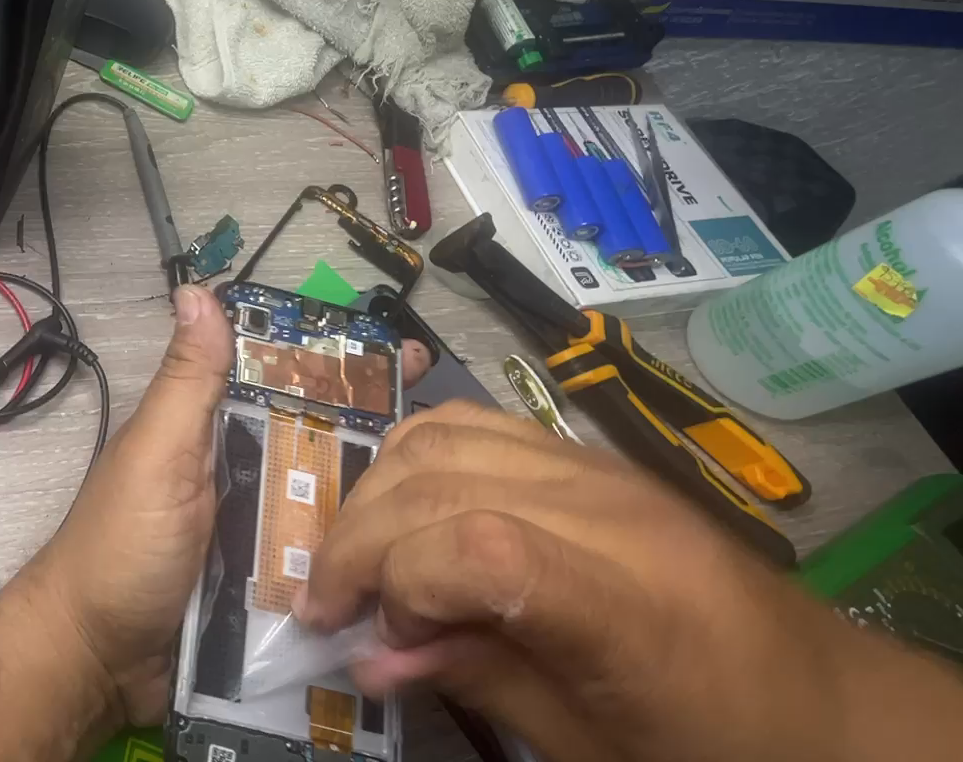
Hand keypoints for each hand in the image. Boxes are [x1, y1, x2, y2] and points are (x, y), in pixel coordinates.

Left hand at [32, 285, 431, 725]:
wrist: (99, 658)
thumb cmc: (122, 544)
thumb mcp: (156, 454)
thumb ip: (186, 382)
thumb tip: (195, 289)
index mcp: (214, 428)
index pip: (284, 381)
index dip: (339, 366)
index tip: (407, 355)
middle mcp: (243, 472)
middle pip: (319, 444)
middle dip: (381, 436)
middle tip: (458, 436)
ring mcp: (260, 534)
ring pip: (331, 505)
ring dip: (382, 501)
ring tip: (461, 497)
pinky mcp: (272, 590)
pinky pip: (325, 565)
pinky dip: (362, 561)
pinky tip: (422, 563)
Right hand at [296, 401, 962, 761]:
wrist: (825, 696)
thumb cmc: (716, 744)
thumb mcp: (597, 748)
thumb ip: (476, 683)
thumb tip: (367, 657)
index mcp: (635, 611)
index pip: (483, 551)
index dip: (404, 584)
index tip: (376, 637)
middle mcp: (610, 514)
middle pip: (438, 486)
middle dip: (358, 542)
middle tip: (325, 600)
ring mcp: (592, 467)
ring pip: (436, 440)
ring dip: (371, 493)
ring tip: (354, 551)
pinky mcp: (578, 450)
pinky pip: (466, 421)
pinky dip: (408, 452)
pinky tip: (394, 497)